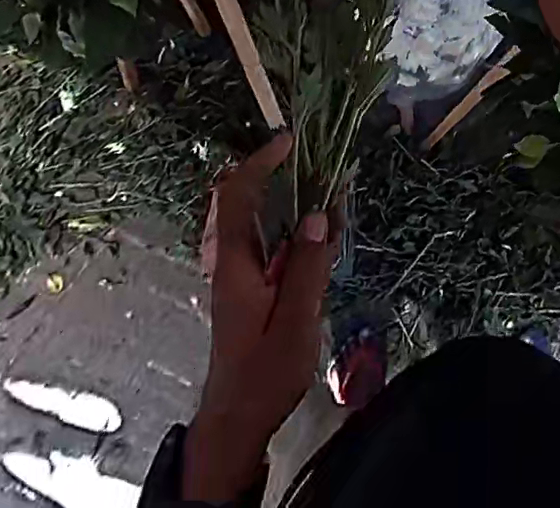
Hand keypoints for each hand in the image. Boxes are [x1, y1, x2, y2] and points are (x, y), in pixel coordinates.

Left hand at [185, 134, 336, 501]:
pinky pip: (271, 241)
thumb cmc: (264, 372)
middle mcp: (233, 258)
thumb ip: (307, 268)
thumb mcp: (294, 322)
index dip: (259, 163)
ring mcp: (241, 271)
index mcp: (235, 261)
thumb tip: (318, 214)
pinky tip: (322, 232)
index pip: (238, 196)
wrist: (238, 417)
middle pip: (242, 199)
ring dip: (287, 197)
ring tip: (326, 189)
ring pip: (259, 218)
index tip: (287, 142)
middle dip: (272, 172)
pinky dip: (295, 225)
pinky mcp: (253, 284)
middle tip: (309, 159)